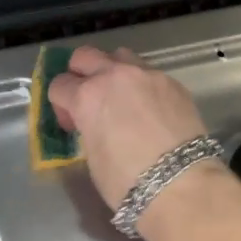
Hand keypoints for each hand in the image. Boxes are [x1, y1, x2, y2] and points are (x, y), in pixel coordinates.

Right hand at [46, 46, 207, 210]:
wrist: (181, 185)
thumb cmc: (127, 182)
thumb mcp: (93, 156)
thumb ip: (88, 126)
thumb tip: (93, 123)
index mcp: (88, 96)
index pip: (59, 85)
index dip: (61, 104)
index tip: (72, 122)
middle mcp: (114, 75)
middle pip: (84, 56)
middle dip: (80, 74)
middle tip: (89, 100)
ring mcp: (145, 73)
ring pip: (119, 56)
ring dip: (113, 71)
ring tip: (122, 98)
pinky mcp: (170, 80)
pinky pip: (148, 72)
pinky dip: (141, 84)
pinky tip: (149, 108)